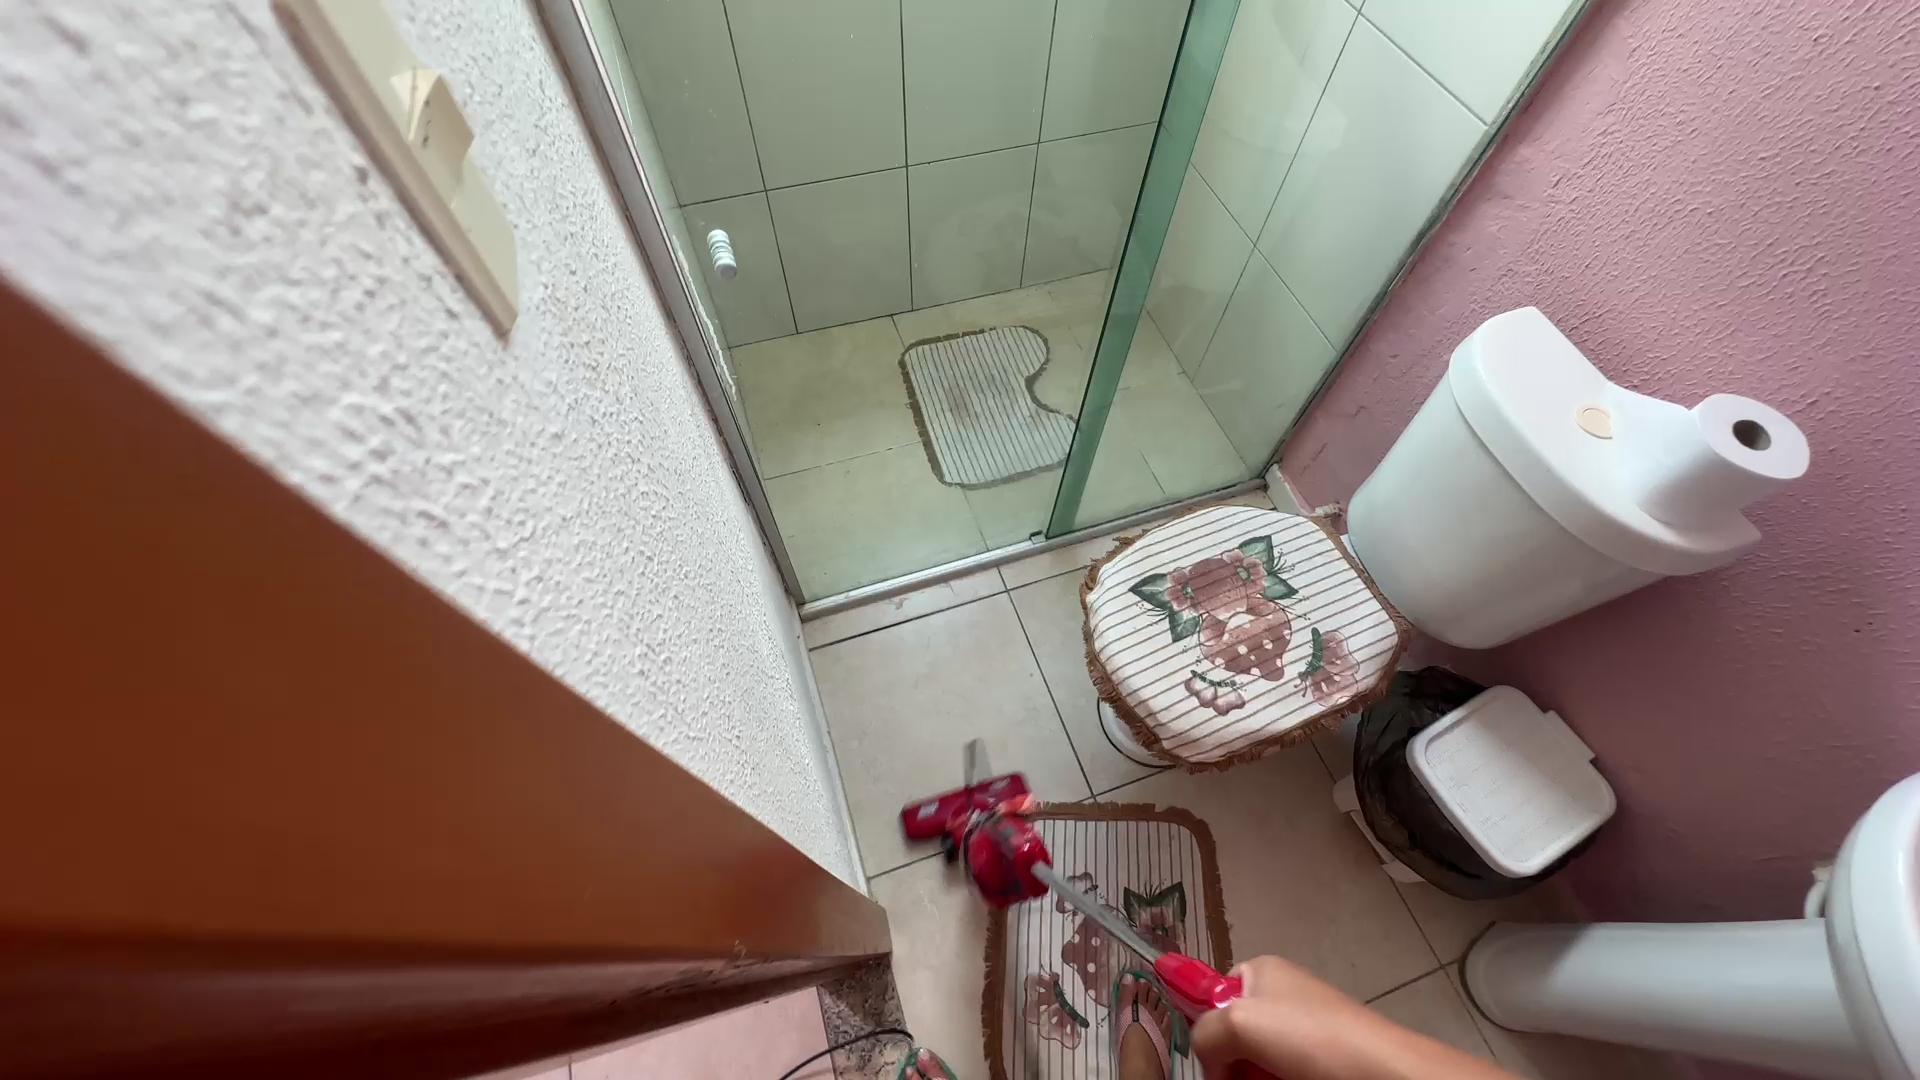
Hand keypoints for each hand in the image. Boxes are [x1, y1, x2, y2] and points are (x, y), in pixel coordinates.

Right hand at [1191, 956, 1517, 1079]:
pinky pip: (1282, 1078)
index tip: (1215, 1060)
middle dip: (1233, 1066)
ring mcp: (1304, 1036)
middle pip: (1234, 1037)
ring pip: (1258, 1065)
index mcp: (1260, 972)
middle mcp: (1280, 998)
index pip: (1212, 996)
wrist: (1388, 1077)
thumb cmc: (1312, 1037)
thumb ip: (1205, 1033)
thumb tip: (1208, 1062)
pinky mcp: (1322, 1067)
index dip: (1208, 1029)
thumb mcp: (1240, 1021)